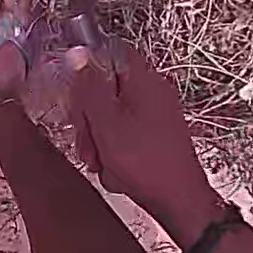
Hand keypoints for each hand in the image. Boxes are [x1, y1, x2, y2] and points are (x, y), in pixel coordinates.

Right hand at [69, 41, 225, 246]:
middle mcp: (153, 93)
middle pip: (107, 86)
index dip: (88, 66)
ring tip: (97, 159)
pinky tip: (111, 167)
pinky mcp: (154, 134)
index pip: (112, 52)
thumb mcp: (105, 122)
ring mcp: (155, 114)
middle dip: (88, 114)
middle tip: (85, 138)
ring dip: (97, 136)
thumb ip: (89, 86)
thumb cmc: (145, 163)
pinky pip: (123, 131)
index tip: (75, 88)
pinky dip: (112, 148)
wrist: (177, 201)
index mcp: (144, 81)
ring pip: (111, 112)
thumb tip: (77, 54)